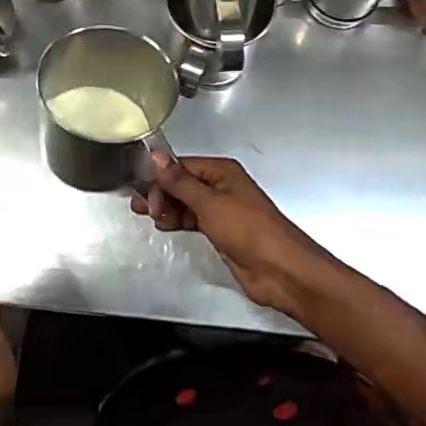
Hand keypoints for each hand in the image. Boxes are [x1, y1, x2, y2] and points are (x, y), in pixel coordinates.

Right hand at [131, 148, 329, 312]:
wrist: (283, 271)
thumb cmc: (249, 230)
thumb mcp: (208, 202)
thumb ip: (178, 180)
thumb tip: (155, 154)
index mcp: (222, 171)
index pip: (181, 166)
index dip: (160, 177)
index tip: (143, 191)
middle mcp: (221, 186)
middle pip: (182, 183)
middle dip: (161, 193)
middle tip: (142, 207)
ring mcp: (222, 210)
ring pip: (185, 202)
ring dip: (166, 207)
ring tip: (148, 215)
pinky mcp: (221, 231)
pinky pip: (192, 219)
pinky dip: (177, 220)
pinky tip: (164, 224)